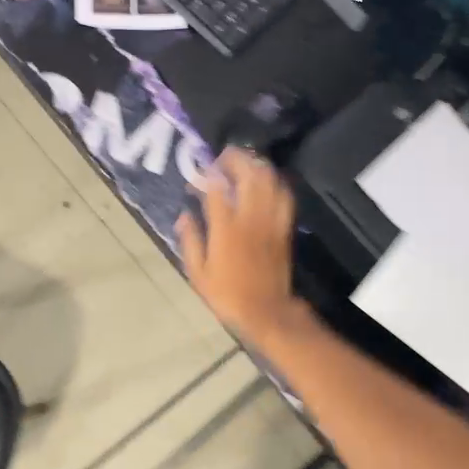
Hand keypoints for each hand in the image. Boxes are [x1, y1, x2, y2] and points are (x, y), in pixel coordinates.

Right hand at [176, 148, 308, 344]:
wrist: (265, 311)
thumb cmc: (227, 295)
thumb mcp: (198, 273)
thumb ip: (191, 240)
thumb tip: (184, 216)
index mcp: (225, 229)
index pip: (216, 189)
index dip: (207, 174)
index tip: (200, 171)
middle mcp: (249, 218)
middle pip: (247, 175)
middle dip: (235, 159)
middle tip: (223, 157)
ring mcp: (270, 221)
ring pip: (268, 181)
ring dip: (256, 165)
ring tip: (244, 162)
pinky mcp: (284, 228)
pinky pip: (284, 197)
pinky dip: (276, 183)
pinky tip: (268, 180)